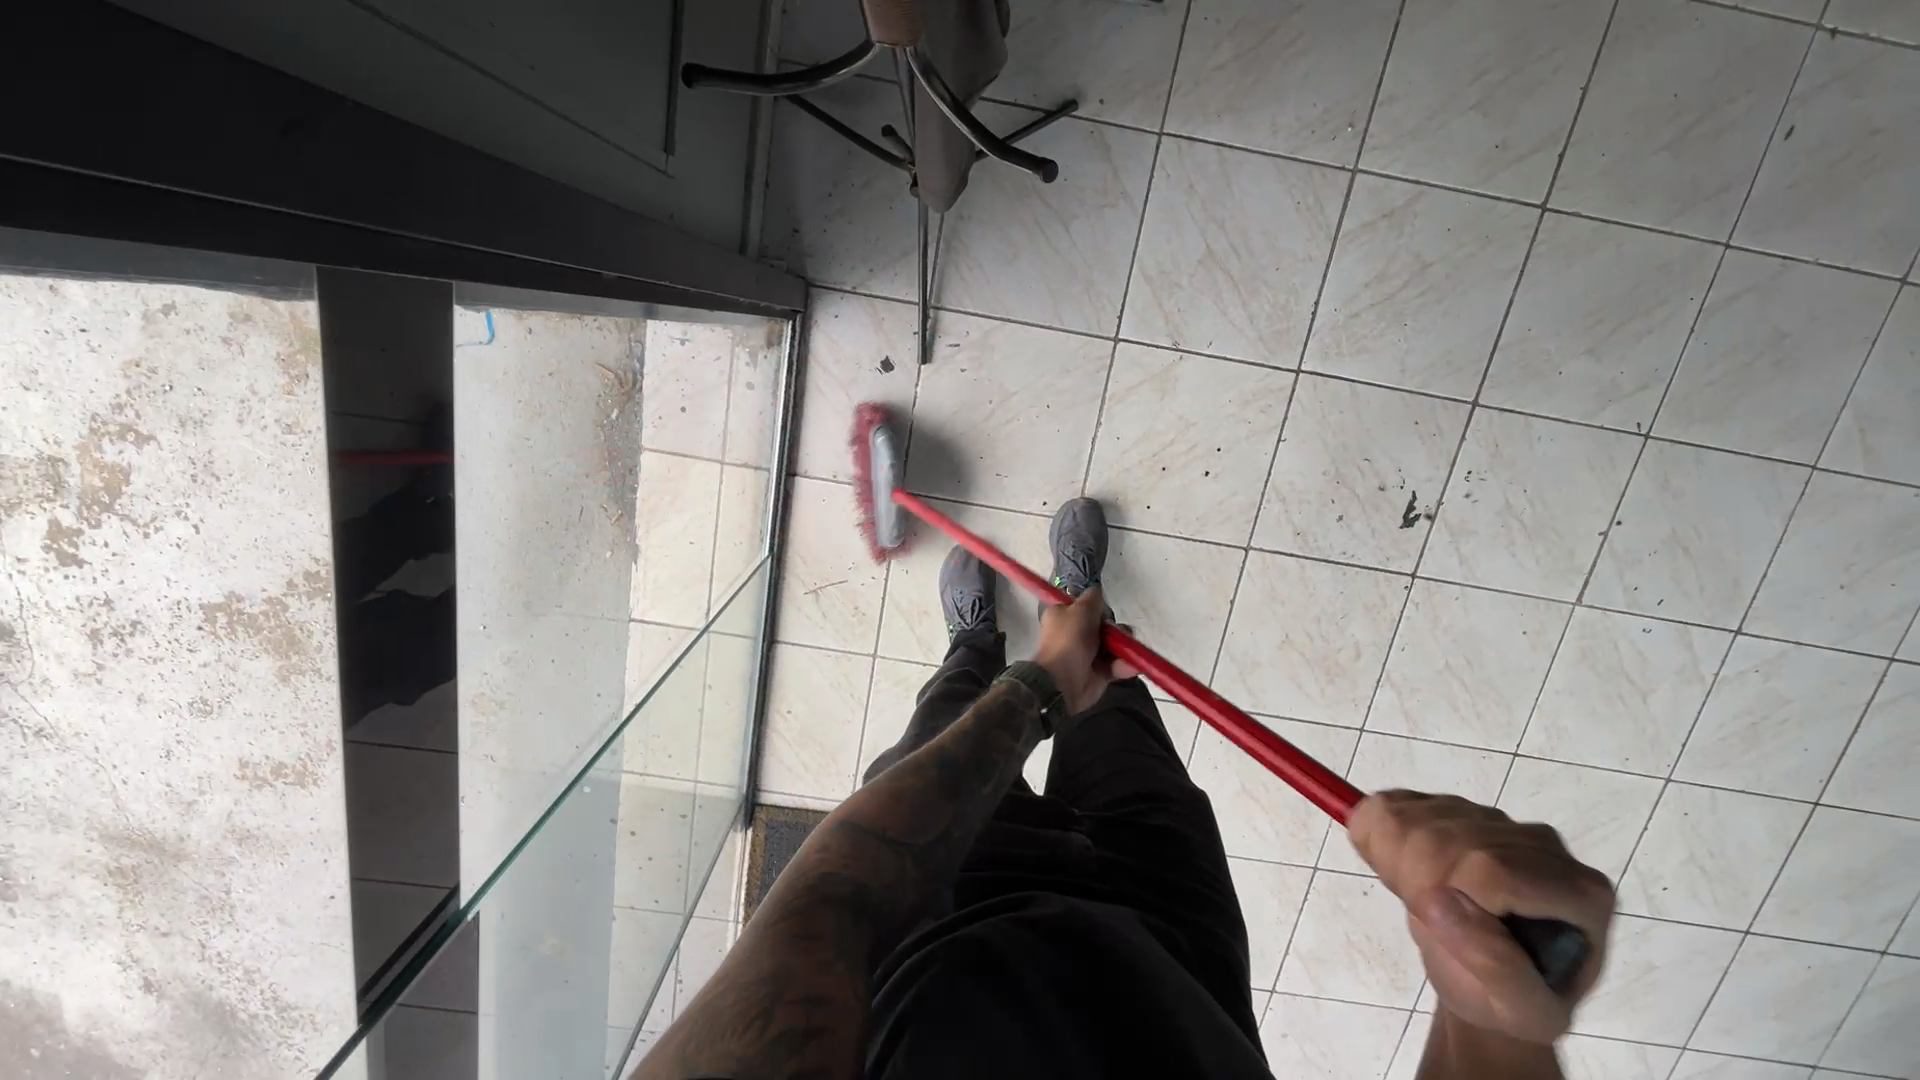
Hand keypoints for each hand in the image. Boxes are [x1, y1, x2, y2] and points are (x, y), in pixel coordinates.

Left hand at [1030, 587, 1137, 714]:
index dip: (1097, 609)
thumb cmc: (1069, 640)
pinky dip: (1124, 666)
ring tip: (1126, 652)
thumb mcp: (1081, 609)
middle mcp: (1075, 634)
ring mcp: (1088, 654)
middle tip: (1119, 633)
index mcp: (1064, 616)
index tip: (1105, 612)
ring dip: (1124, 648)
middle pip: (1105, 626)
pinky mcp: (1100, 673)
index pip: (1085, 608)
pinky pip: (1118, 665)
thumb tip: (1097, 589)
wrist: (1064, 680)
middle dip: (1117, 629)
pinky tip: (1128, 666)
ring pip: (1115, 645)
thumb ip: (1093, 598)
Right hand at [1348, 791, 1613, 1043]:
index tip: (1432, 920)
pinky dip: (1380, 835)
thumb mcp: (1518, 1010)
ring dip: (1396, 857)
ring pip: (1421, 815)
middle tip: (1422, 915)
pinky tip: (1403, 868)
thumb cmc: (1506, 1003)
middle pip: (1452, 835)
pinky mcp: (1457, 807)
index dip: (1444, 890)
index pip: (1490, 866)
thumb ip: (1493, 962)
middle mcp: (1545, 844)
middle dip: (1415, 876)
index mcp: (1578, 891)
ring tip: (1417, 897)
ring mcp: (1498, 820)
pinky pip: (1396, 802)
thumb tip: (1437, 899)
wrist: (1483, 983)